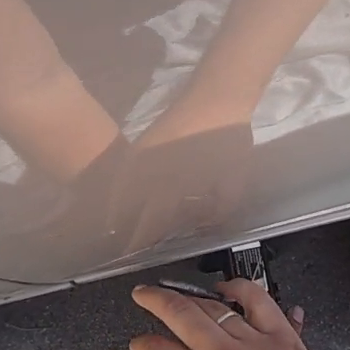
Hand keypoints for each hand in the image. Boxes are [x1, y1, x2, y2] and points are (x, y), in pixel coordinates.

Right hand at [109, 126, 253, 252]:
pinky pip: (124, 169)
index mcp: (174, 185)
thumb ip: (218, 208)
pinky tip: (121, 192)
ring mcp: (143, 155)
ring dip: (116, 207)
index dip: (140, 239)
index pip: (150, 221)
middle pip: (128, 207)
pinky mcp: (143, 141)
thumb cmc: (229, 140)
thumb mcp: (235, 180)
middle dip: (124, 227)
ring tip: (114, 222)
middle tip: (123, 244)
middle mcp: (151, 173)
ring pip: (121, 188)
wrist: (217, 95)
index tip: (133, 253)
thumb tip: (200, 224)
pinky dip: (120, 185)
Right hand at [128, 280, 349, 349]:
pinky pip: (258, 301)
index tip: (140, 343)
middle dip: (152, 299)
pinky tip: (224, 289)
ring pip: (213, 305)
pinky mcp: (283, 339)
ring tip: (177, 295)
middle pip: (178, 312)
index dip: (142, 343)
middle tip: (143, 294)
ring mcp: (255, 345)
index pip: (157, 349)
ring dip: (188, 296)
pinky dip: (239, 288)